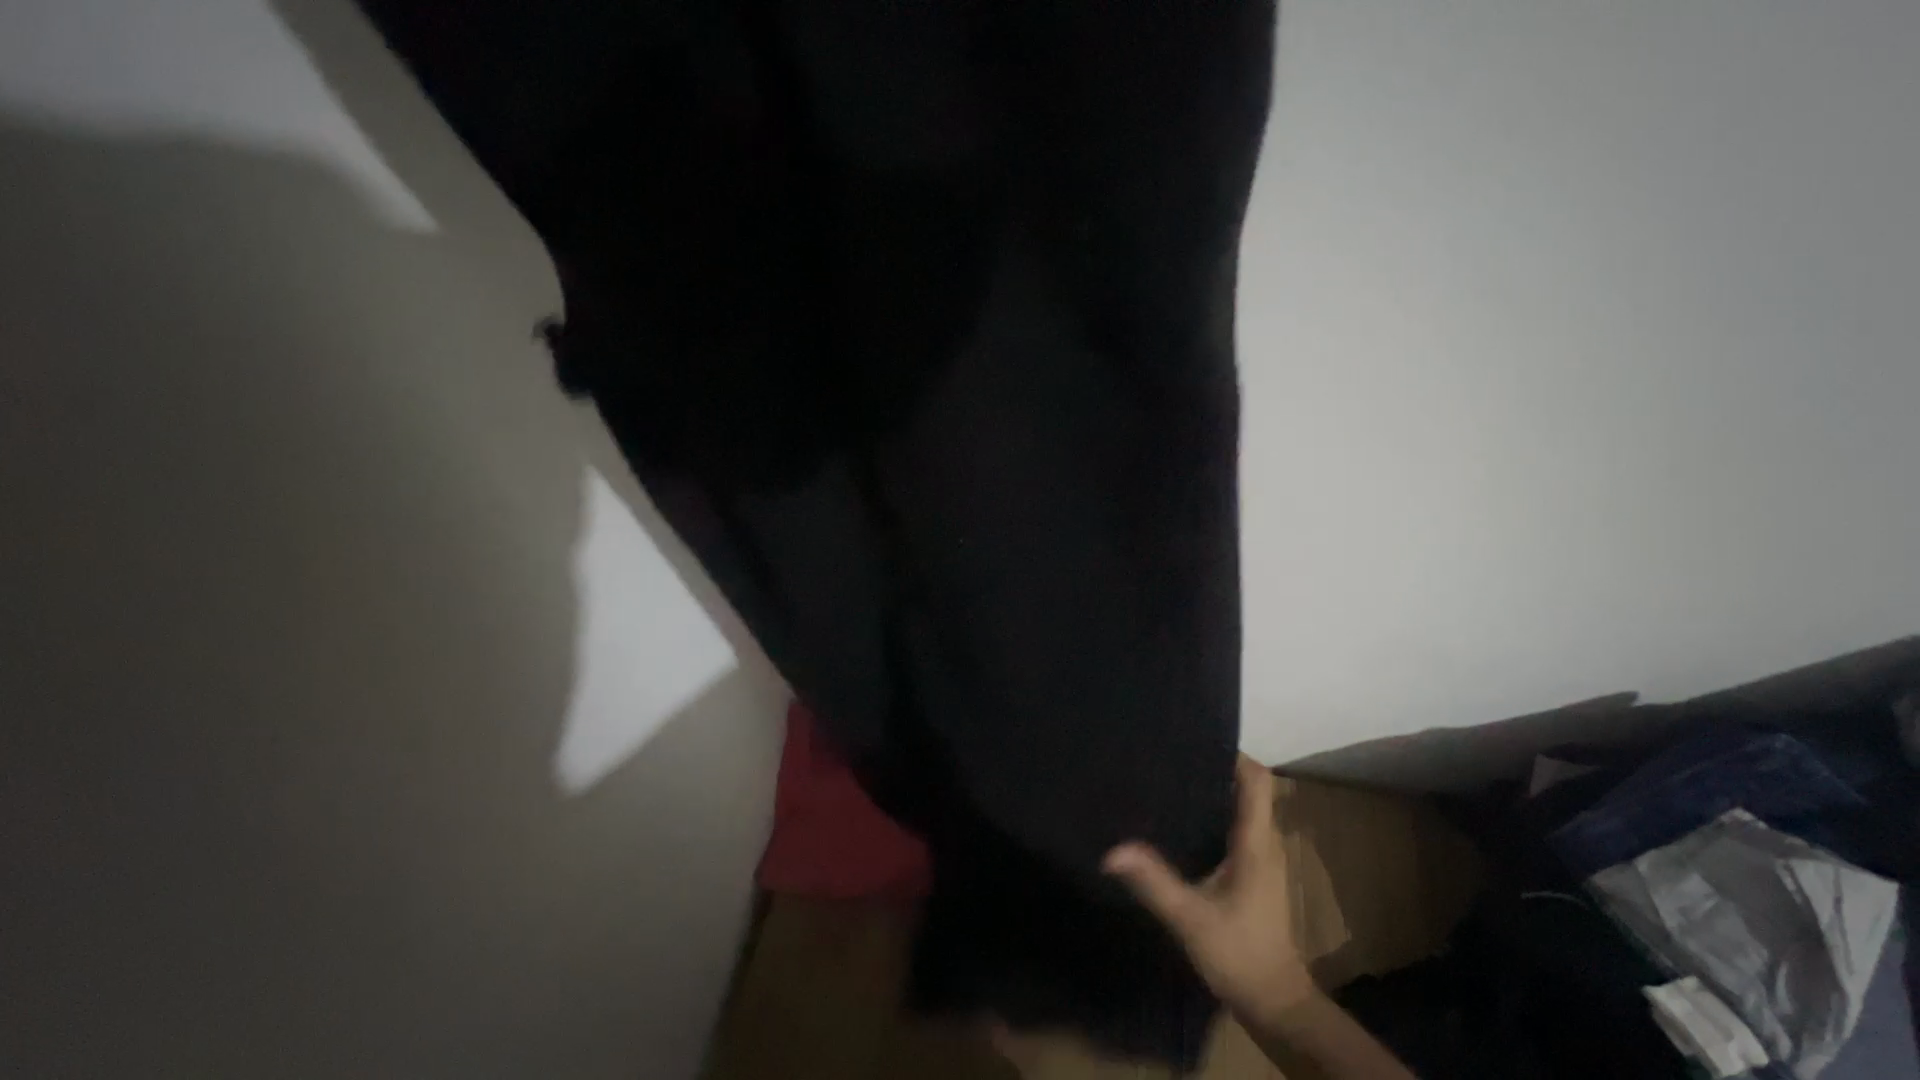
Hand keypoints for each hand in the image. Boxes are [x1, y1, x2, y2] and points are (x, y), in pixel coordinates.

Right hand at [1103, 754, 1316, 1020]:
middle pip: (1246, 789)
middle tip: (1166, 757)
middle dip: (1211, 768)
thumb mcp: (1190, 918)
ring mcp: (1261, 860)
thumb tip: (1112, 850)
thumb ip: (1153, 881)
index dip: (1232, 754)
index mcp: (1256, 842)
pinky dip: (1210, 819)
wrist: (1275, 1002)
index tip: (1194, 740)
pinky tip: (1176, 826)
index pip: (1257, 780)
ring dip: (1210, 794)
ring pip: (1239, 810)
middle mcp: (1264, 843)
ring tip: (1165, 782)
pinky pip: (1234, 831)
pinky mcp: (1252, 876)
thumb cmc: (1240, 954)